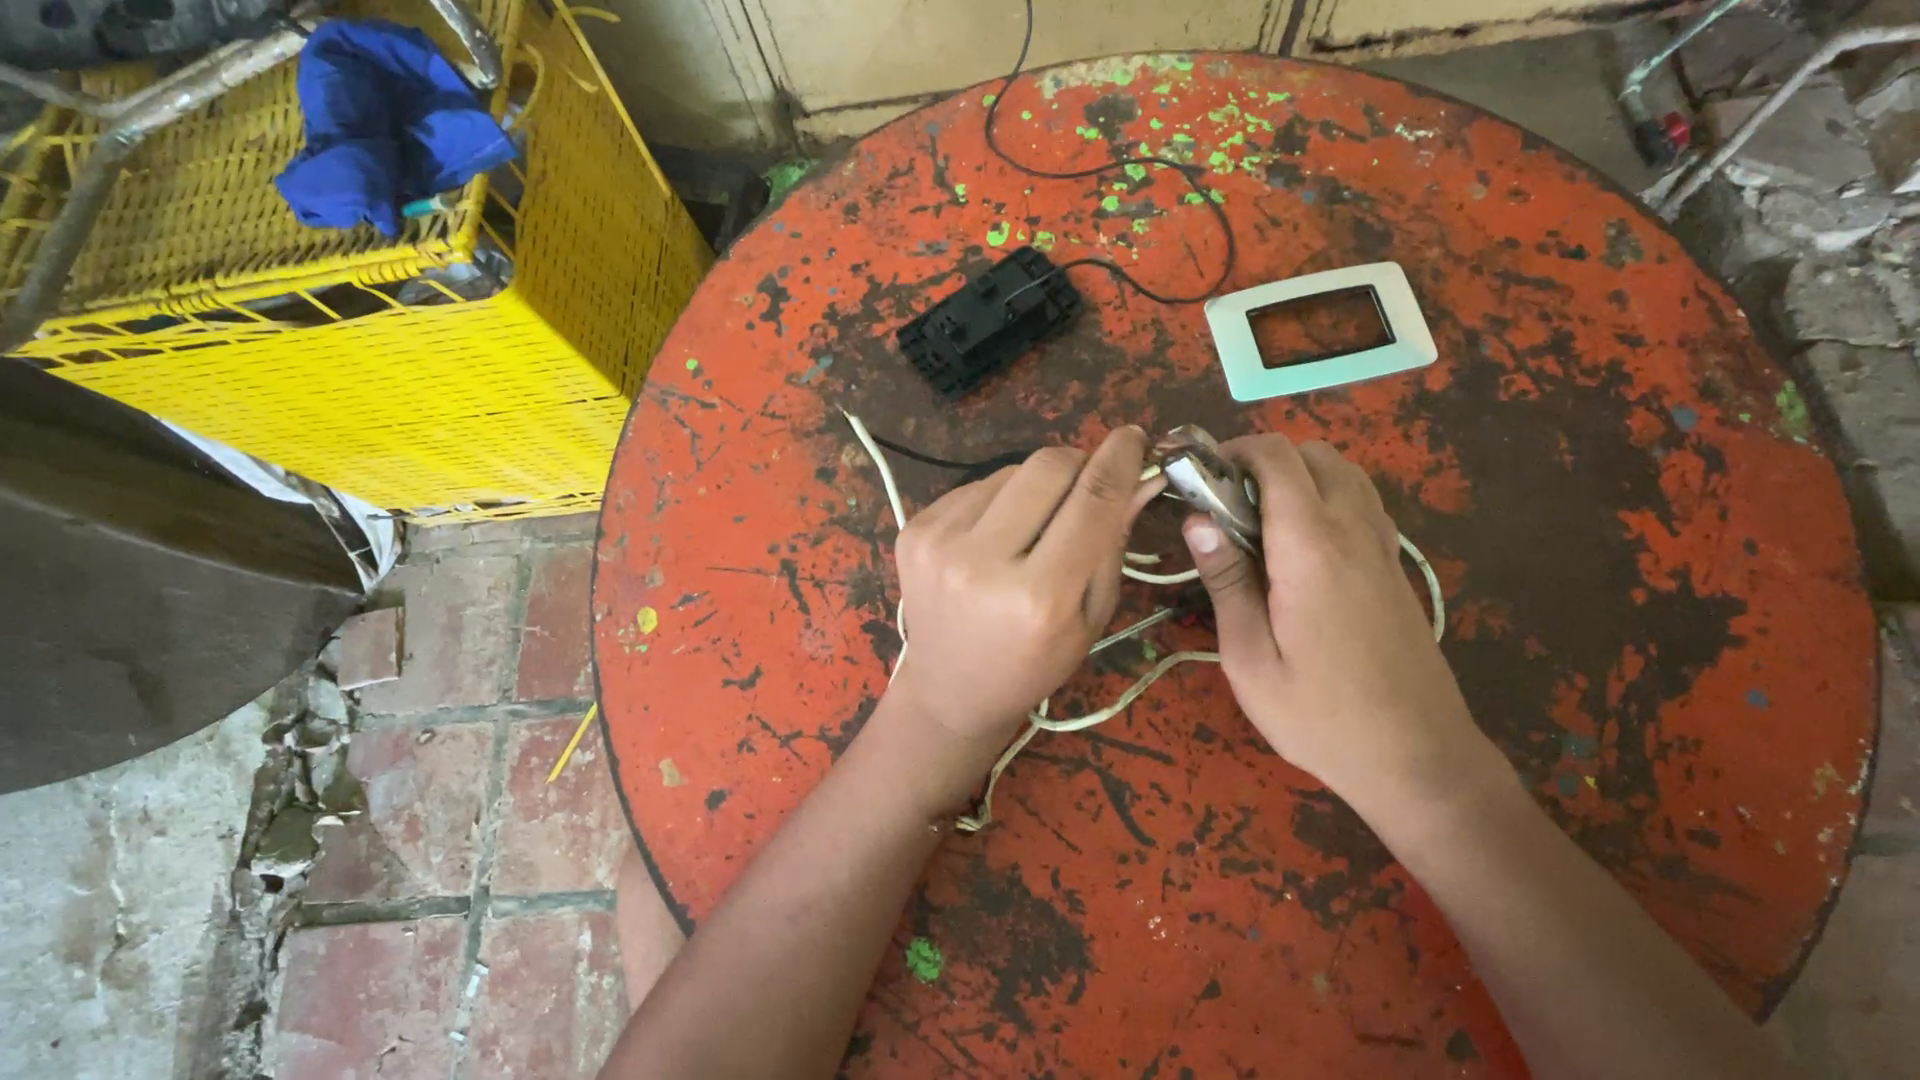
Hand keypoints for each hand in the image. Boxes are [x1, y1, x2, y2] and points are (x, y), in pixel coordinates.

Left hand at [887, 427, 1160, 745]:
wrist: (951, 689)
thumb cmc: (1034, 664)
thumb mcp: (1090, 618)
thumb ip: (1114, 545)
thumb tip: (1141, 478)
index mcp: (1040, 597)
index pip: (1092, 500)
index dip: (1120, 460)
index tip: (1134, 437)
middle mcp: (983, 562)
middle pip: (1048, 465)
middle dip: (1078, 464)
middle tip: (1087, 485)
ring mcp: (939, 542)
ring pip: (1011, 470)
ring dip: (1037, 485)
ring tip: (1036, 526)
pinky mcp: (914, 530)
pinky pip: (976, 486)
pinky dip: (1000, 499)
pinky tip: (998, 536)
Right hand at [1181, 434, 1512, 818]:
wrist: (1417, 757)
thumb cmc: (1319, 715)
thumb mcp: (1250, 658)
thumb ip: (1225, 581)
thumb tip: (1197, 520)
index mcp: (1310, 548)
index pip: (1276, 459)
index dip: (1233, 452)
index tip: (1199, 479)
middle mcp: (1353, 531)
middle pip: (1314, 453)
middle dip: (1264, 460)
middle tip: (1225, 505)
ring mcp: (1383, 547)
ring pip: (1345, 472)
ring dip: (1300, 475)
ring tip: (1259, 522)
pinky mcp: (1395, 568)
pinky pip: (1363, 503)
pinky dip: (1328, 497)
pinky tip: (1301, 546)